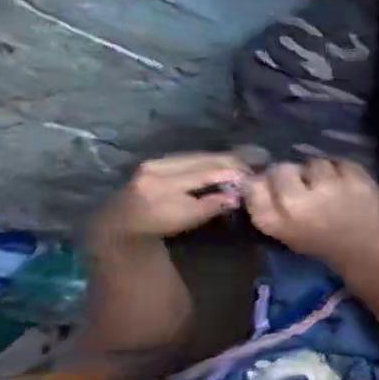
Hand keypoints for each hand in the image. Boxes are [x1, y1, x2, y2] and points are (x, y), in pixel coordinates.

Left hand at [90, 153, 250, 245]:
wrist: (122, 224)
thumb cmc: (158, 224)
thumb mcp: (189, 218)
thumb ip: (214, 204)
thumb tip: (239, 195)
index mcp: (163, 182)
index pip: (209, 171)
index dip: (236, 173)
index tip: (256, 178)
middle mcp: (158, 165)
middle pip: (206, 159)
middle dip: (234, 163)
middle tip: (256, 170)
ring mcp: (156, 161)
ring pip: (201, 155)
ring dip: (224, 160)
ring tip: (243, 167)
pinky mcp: (159, 161)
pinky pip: (192, 157)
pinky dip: (211, 161)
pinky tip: (223, 166)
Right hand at [244, 159, 378, 281]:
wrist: (367, 250)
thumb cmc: (324, 244)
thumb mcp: (285, 232)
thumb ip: (271, 206)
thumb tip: (262, 177)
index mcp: (272, 219)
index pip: (253, 184)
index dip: (264, 180)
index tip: (275, 182)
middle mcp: (295, 201)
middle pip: (282, 168)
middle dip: (292, 172)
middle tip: (304, 181)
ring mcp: (328, 188)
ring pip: (314, 162)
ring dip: (320, 170)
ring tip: (329, 183)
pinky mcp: (357, 180)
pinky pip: (341, 162)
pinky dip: (342, 169)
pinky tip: (345, 182)